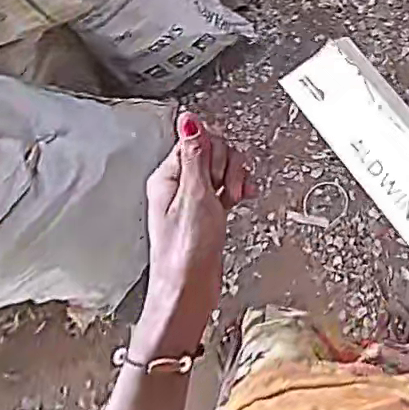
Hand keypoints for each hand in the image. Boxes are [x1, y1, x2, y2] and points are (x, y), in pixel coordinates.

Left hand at [135, 112, 250, 359]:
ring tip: (233, 196)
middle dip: (227, 165)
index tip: (217, 175)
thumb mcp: (195, 195)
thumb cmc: (186, 251)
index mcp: (168, 175)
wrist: (189, 290)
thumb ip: (195, 153)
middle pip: (213, 151)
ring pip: (223, 168)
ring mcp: (193, 198)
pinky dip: (237, 189)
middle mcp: (178, 184)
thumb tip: (188, 119)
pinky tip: (241, 198)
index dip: (214, 153)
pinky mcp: (207, 211)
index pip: (197, 140)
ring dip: (235, 178)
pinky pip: (227, 186)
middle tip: (222, 189)